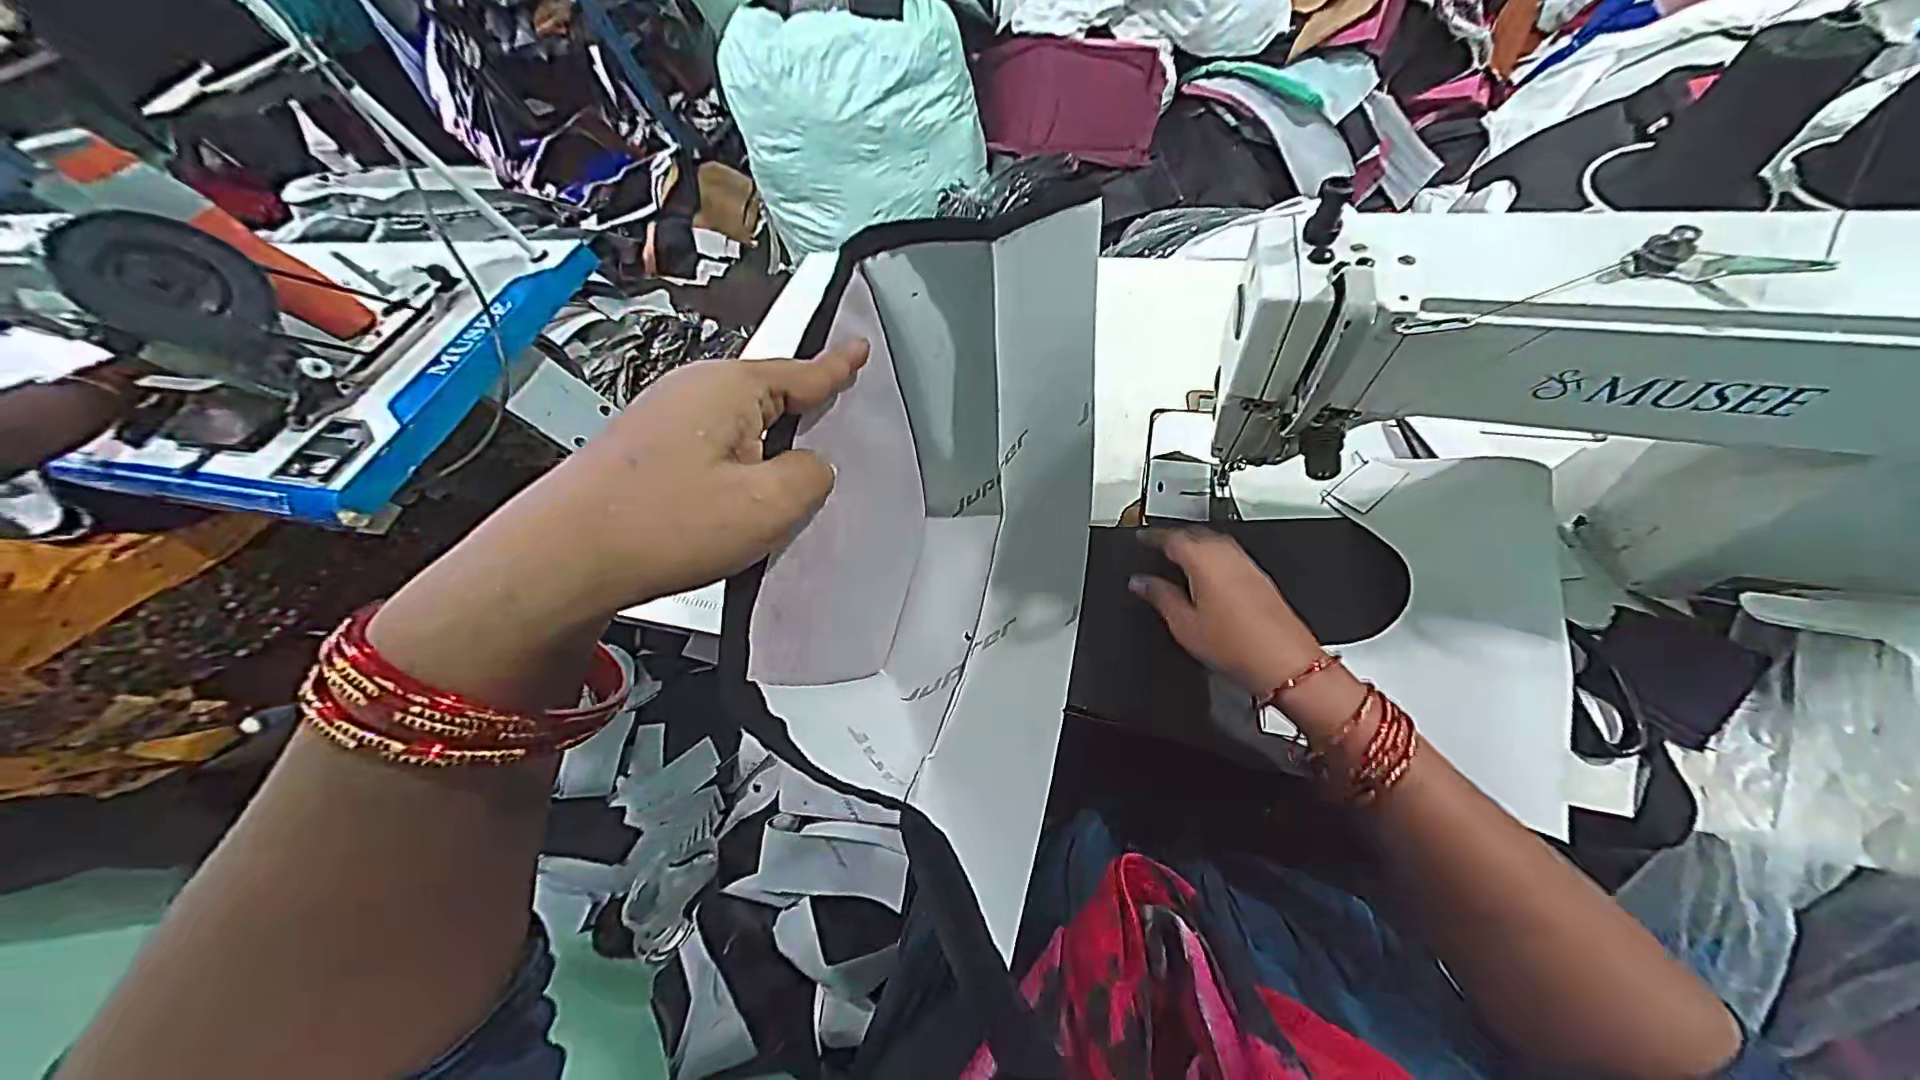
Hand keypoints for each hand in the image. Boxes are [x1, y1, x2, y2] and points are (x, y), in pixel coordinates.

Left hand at [541, 340, 870, 610]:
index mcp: (729, 388)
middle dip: (799, 431)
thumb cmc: (651, 526)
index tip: (855, 350)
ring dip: (762, 464)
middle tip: (814, 466)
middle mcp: (694, 390)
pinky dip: (733, 477)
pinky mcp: (652, 447)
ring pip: (743, 433)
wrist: (565, 557)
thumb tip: (814, 467)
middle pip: (773, 402)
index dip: (838, 366)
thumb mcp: (768, 505)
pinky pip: (715, 452)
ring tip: (759, 507)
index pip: (804, 371)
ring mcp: (668, 417)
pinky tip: (726, 513)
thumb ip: (812, 476)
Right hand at [1128, 528, 1325, 696]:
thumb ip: (1159, 596)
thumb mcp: (1183, 624)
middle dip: (1174, 537)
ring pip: (1214, 542)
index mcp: (1203, 560)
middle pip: (1195, 534)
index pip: (1171, 538)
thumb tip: (1141, 582)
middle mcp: (1227, 556)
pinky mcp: (1260, 578)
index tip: (1142, 538)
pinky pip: (1230, 555)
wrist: (1284, 663)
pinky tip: (1207, 574)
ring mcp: (1247, 565)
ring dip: (1195, 544)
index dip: (1152, 537)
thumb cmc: (1239, 646)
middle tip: (1157, 544)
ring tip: (1178, 557)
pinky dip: (1213, 557)